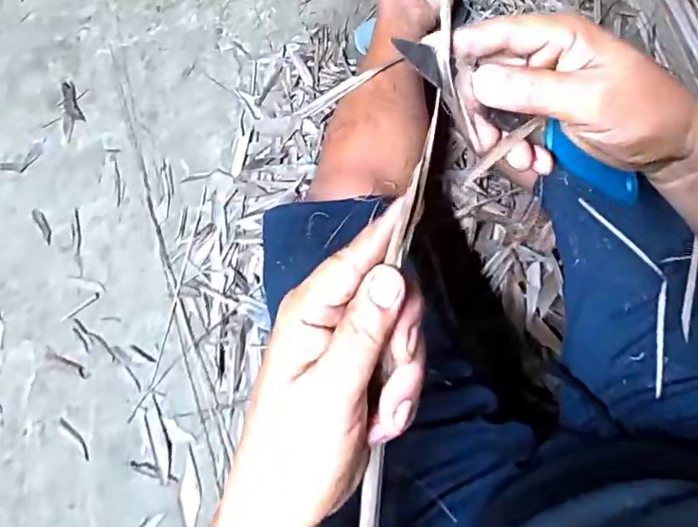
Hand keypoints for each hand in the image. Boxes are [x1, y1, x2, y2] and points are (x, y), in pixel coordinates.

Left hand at [215, 199, 425, 526]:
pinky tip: (382, 414)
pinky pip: (402, 355)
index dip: (387, 229)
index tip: (412, 202)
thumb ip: (363, 330)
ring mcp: (347, 338)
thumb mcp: (330, 392)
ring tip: (382, 408)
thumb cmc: (288, 456)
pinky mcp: (362, 361)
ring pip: (402, 325)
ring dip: (403, 372)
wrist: (285, 507)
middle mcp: (328, 315)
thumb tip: (389, 275)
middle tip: (391, 375)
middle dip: (402, 338)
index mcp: (310, 310)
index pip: (356, 254)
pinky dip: (401, 388)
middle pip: (392, 291)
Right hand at [448, 14, 697, 180]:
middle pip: (486, 73)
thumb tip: (477, 79)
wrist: (675, 150)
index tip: (424, 58)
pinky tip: (540, 165)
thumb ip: (533, 90)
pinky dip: (518, 149)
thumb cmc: (644, 112)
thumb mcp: (591, 102)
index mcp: (556, 35)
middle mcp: (542, 54)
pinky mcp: (543, 112)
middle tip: (491, 142)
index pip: (496, 33)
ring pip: (494, 105)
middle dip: (483, 111)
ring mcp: (541, 84)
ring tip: (529, 162)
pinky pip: (511, 127)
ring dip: (502, 137)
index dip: (459, 45)